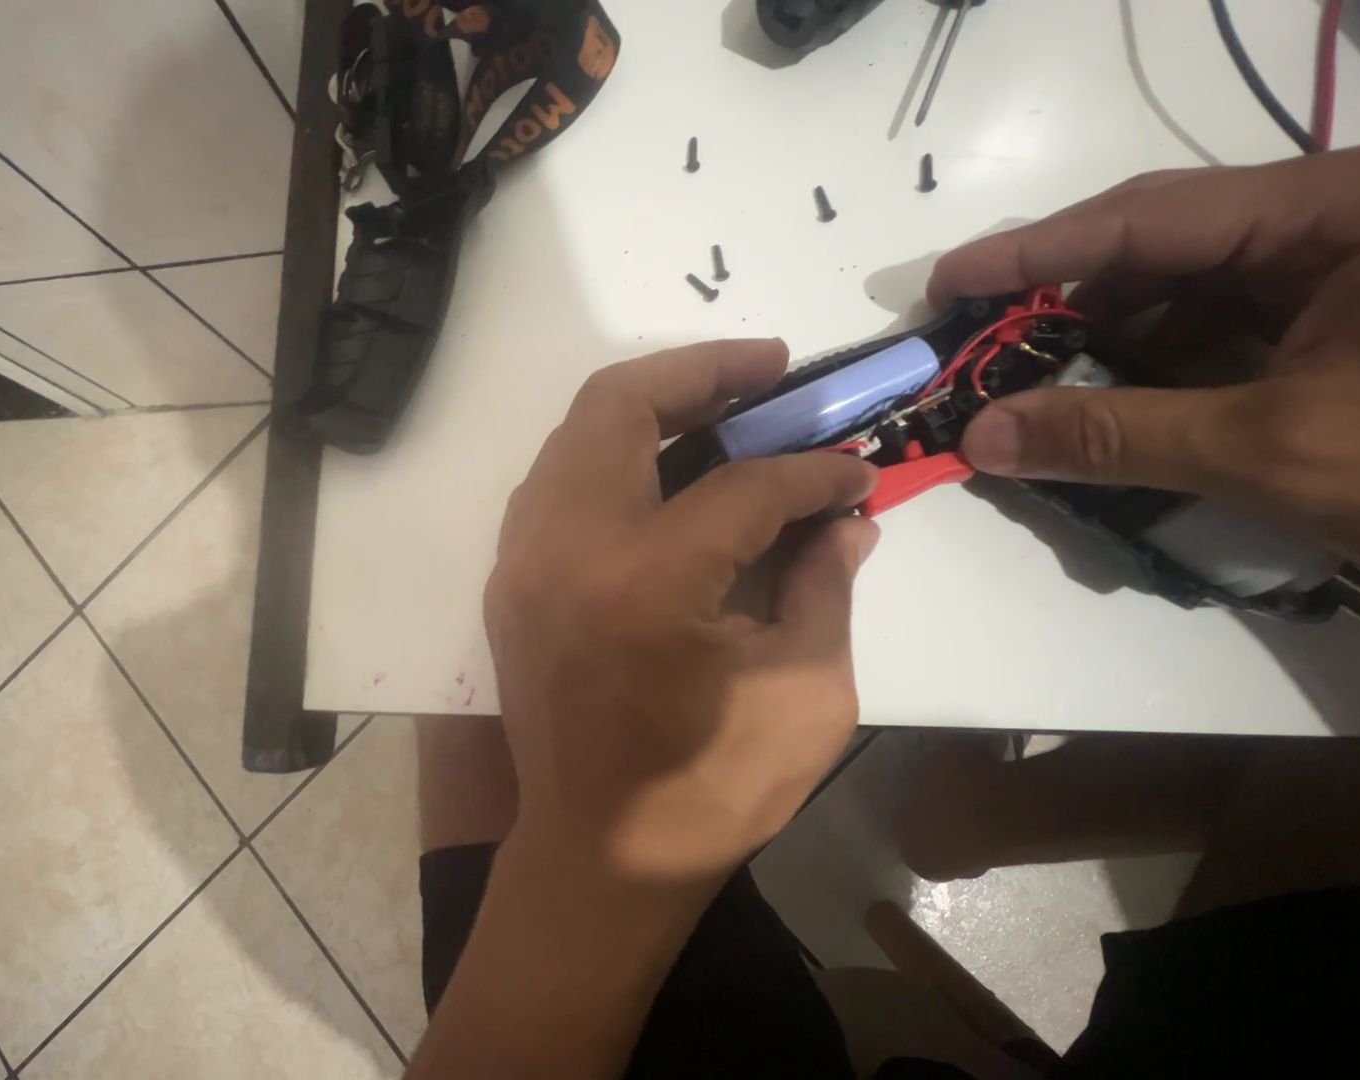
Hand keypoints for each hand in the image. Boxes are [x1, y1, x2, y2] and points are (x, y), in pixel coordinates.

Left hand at [485, 339, 878, 890]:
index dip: (808, 471)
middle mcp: (563, 550)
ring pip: (574, 433)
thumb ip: (825, 584)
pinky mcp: (508, 579)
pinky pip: (555, 480)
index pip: (739, 486)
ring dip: (646, 404)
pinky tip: (661, 466)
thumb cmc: (708, 791)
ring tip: (719, 403)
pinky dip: (607, 453)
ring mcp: (520, 561)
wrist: (598, 853)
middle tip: (767, 368)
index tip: (850, 472)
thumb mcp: (804, 694)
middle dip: (700, 372)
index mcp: (644, 584)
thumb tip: (846, 512)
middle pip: (618, 406)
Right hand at [930, 127, 1359, 595]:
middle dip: (1070, 297)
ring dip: (1113, 338)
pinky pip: (1242, 324)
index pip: (1158, 215)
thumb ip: (1114, 437)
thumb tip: (977, 439)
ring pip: (1204, 287)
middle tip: (983, 340)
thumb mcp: (1281, 452)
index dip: (1034, 251)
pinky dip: (1168, 363)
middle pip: (1176, 241)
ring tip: (1035, 382)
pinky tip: (1113, 396)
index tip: (945, 281)